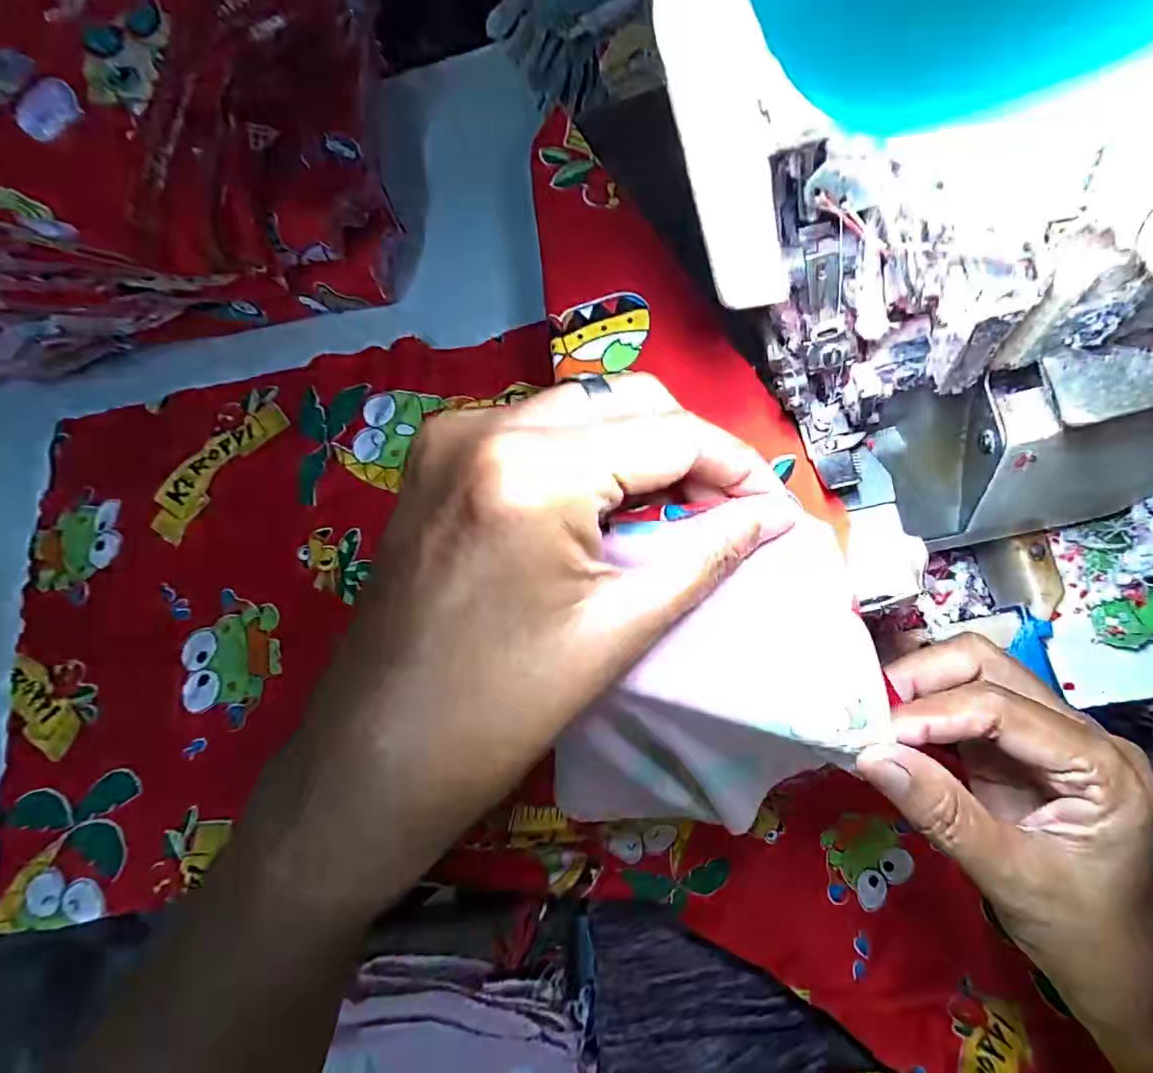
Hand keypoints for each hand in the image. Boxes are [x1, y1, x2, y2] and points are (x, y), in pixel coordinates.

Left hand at [260, 373, 802, 920]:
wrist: (378, 752)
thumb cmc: (503, 709)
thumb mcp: (620, 628)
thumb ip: (708, 554)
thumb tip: (773, 517)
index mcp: (533, 471)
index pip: (670, 434)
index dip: (736, 465)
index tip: (774, 505)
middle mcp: (487, 427)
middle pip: (628, 400)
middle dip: (691, 447)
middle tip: (728, 507)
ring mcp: (453, 435)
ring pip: (584, 408)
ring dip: (642, 445)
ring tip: (678, 507)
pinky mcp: (438, 455)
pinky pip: (539, 428)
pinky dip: (590, 452)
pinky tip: (610, 502)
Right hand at [853, 635, 1152, 1057]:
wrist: (1120, 978)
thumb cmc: (1081, 935)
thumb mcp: (1008, 877)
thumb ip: (941, 812)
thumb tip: (871, 757)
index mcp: (1102, 764)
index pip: (1004, 708)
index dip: (935, 712)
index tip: (880, 733)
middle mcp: (1082, 733)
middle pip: (992, 667)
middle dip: (926, 678)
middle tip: (873, 709)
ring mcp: (1052, 735)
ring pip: (979, 676)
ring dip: (924, 689)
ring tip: (878, 716)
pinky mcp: (1023, 749)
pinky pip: (969, 710)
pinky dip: (929, 714)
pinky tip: (898, 730)